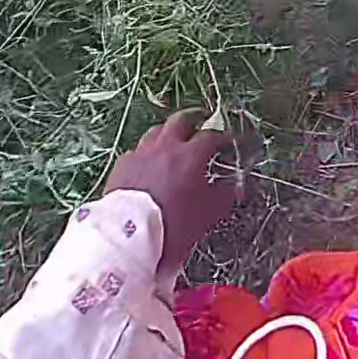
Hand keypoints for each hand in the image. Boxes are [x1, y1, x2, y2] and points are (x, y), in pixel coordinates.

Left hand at [102, 109, 239, 270]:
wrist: (128, 239)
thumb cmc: (171, 226)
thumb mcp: (207, 215)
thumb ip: (223, 197)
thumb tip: (235, 189)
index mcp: (190, 156)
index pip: (212, 136)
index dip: (225, 137)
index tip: (231, 140)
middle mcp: (165, 147)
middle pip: (181, 120)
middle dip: (194, 119)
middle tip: (201, 122)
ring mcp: (141, 153)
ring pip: (156, 131)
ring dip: (168, 133)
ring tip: (173, 139)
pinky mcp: (123, 164)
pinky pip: (138, 151)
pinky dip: (147, 153)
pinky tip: (148, 162)